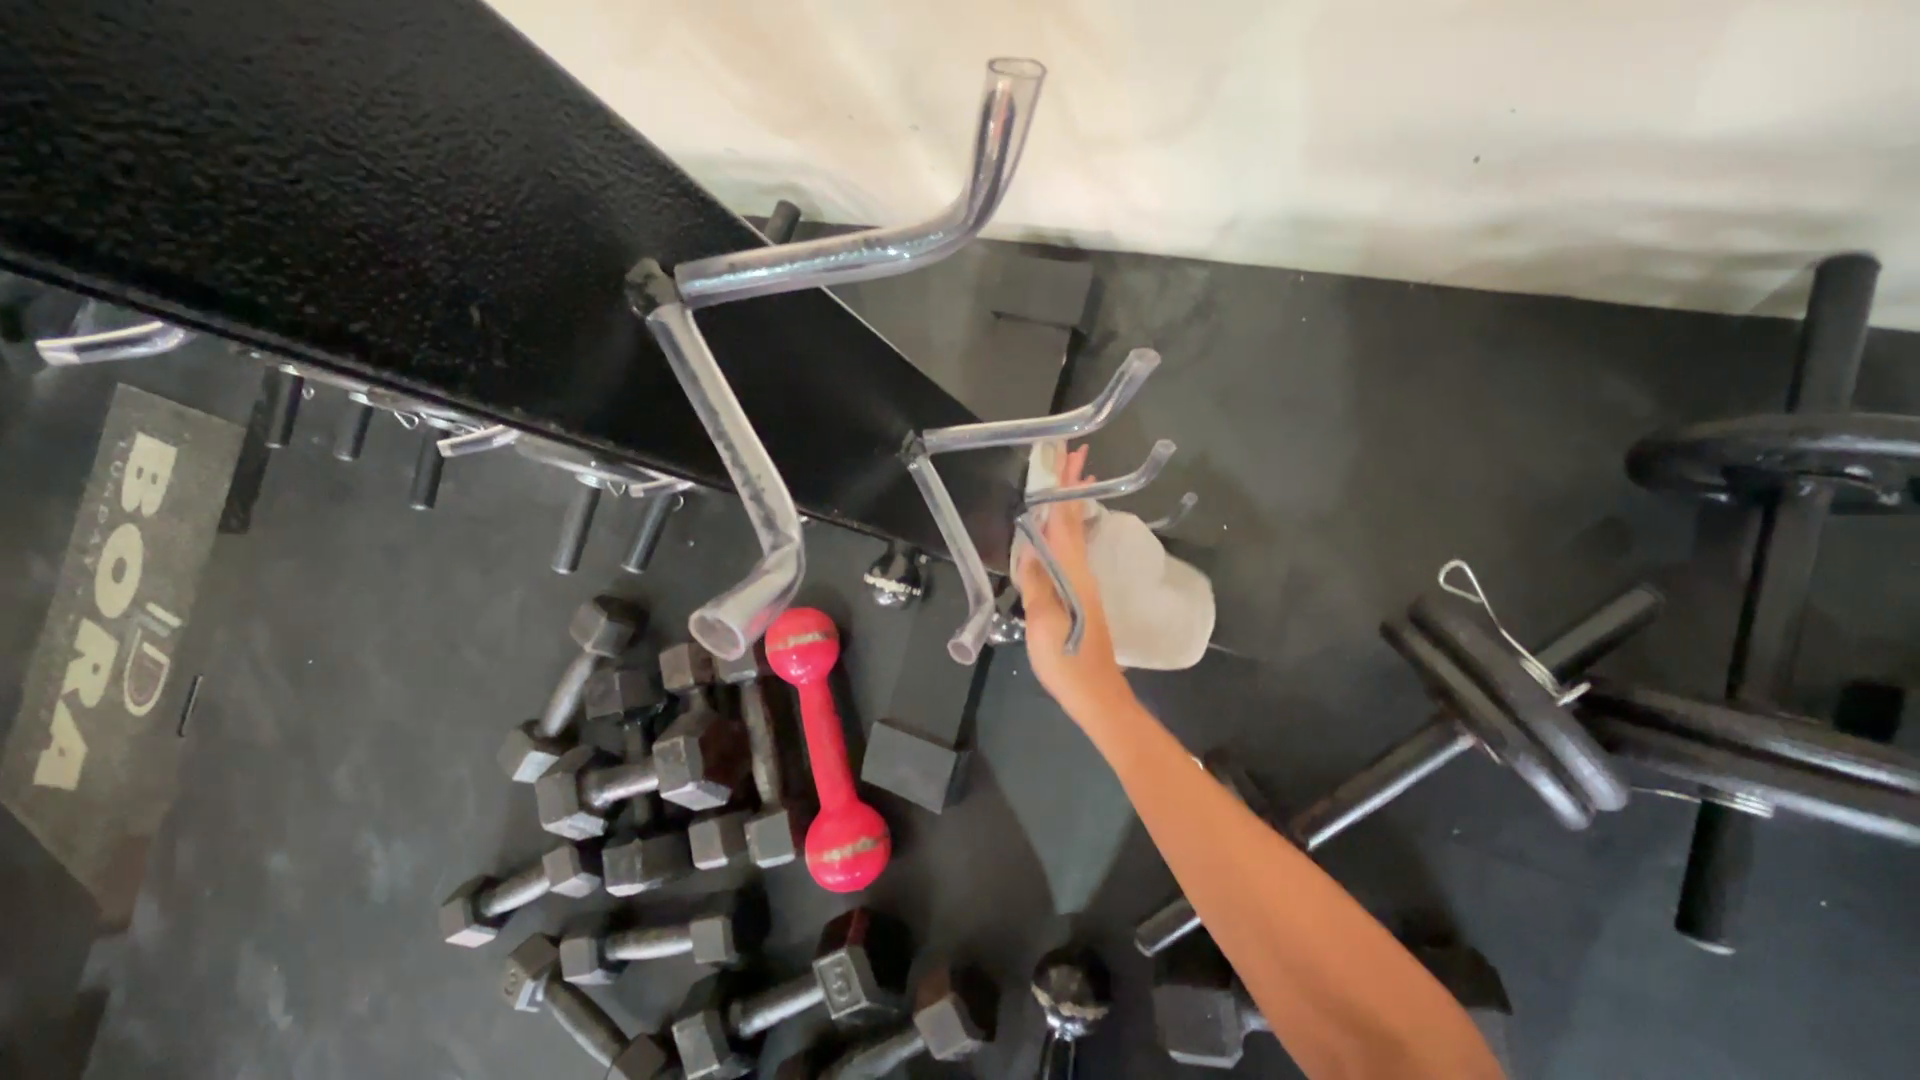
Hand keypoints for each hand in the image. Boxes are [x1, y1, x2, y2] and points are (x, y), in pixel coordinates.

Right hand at [1016, 445, 1133, 719]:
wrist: (1095, 694)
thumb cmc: (1065, 660)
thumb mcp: (1042, 622)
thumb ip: (1035, 584)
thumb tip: (1028, 548)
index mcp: (1072, 573)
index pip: (1066, 521)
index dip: (1064, 490)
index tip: (1067, 459)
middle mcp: (1082, 572)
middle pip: (1076, 522)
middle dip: (1073, 489)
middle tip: (1073, 456)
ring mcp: (1084, 585)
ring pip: (1076, 535)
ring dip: (1072, 506)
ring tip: (1070, 482)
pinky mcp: (1082, 598)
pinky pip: (1072, 552)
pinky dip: (1069, 531)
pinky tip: (1061, 532)